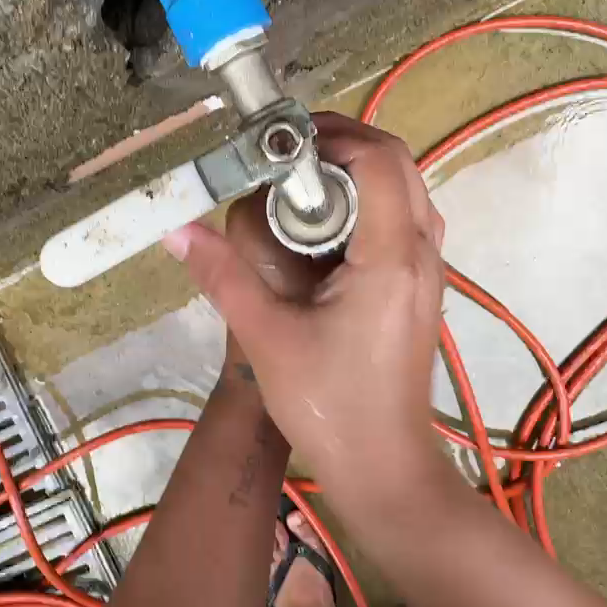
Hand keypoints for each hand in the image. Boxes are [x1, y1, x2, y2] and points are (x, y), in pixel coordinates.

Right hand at [164, 113, 448, 498]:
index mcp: (391, 258)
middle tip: (286, 155)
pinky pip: (404, 222)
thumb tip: (177, 232)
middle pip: (399, 166)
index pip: (378, 163)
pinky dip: (369, 204)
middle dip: (344, 145)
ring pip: (407, 192)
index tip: (282, 145)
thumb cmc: (329, 406)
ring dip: (359, 173)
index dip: (333, 137)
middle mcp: (421, 254)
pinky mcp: (420, 291)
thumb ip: (224, 278)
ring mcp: (428, 273)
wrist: (384, 469)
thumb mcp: (266, 339)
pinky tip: (324, 230)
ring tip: (302, 183)